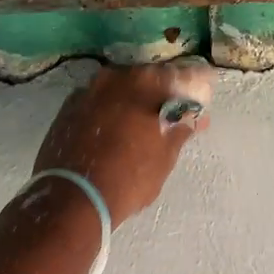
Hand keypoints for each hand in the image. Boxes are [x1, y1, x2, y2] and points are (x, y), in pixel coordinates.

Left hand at [33, 61, 214, 225]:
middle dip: (163, 90)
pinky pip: (99, 100)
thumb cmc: (128, 178)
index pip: (182, 75)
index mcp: (147, 82)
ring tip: (143, 120)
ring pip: (120, 87)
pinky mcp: (68, 107)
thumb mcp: (164, 157)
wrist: (71, 199)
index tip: (205, 93)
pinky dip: (111, 108)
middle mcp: (117, 76)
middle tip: (173, 109)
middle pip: (148, 76)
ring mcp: (88, 89)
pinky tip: (115, 127)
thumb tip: (195, 117)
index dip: (196, 84)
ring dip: (134, 98)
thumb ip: (180, 130)